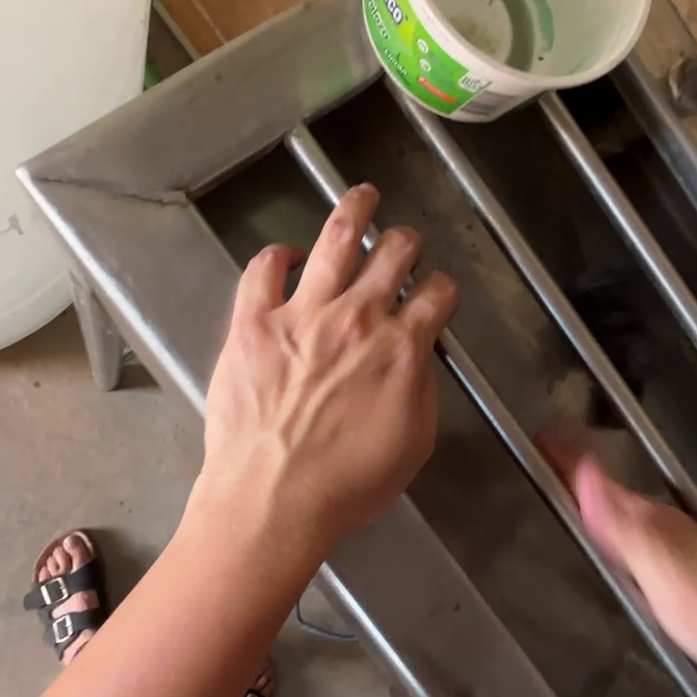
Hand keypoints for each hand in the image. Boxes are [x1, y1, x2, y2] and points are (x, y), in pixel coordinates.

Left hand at [198, 184, 458, 552]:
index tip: (438, 292)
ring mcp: (302, 313)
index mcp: (401, 347)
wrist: (273, 500)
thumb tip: (415, 354)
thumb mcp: (413, 441)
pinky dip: (279, 254)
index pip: (436, 294)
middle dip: (406, 243)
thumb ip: (420, 385)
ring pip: (337, 240)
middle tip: (404, 241)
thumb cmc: (348, 485)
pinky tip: (288, 254)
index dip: (442, 288)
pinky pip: (264, 269)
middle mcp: (357, 317)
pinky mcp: (253, 321)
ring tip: (362, 195)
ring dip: (355, 211)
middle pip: (393, 255)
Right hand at [549, 446, 696, 696]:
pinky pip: (634, 536)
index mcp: (655, 522)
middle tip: (541, 457)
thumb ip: (625, 528)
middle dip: (575, 472)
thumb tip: (585, 472)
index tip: (539, 436)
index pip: (601, 481)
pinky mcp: (686, 576)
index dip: (570, 460)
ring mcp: (679, 551)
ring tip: (565, 490)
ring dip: (593, 497)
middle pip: (610, 491)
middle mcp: (666, 528)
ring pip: (625, 512)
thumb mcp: (667, 574)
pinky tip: (611, 543)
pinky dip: (611, 526)